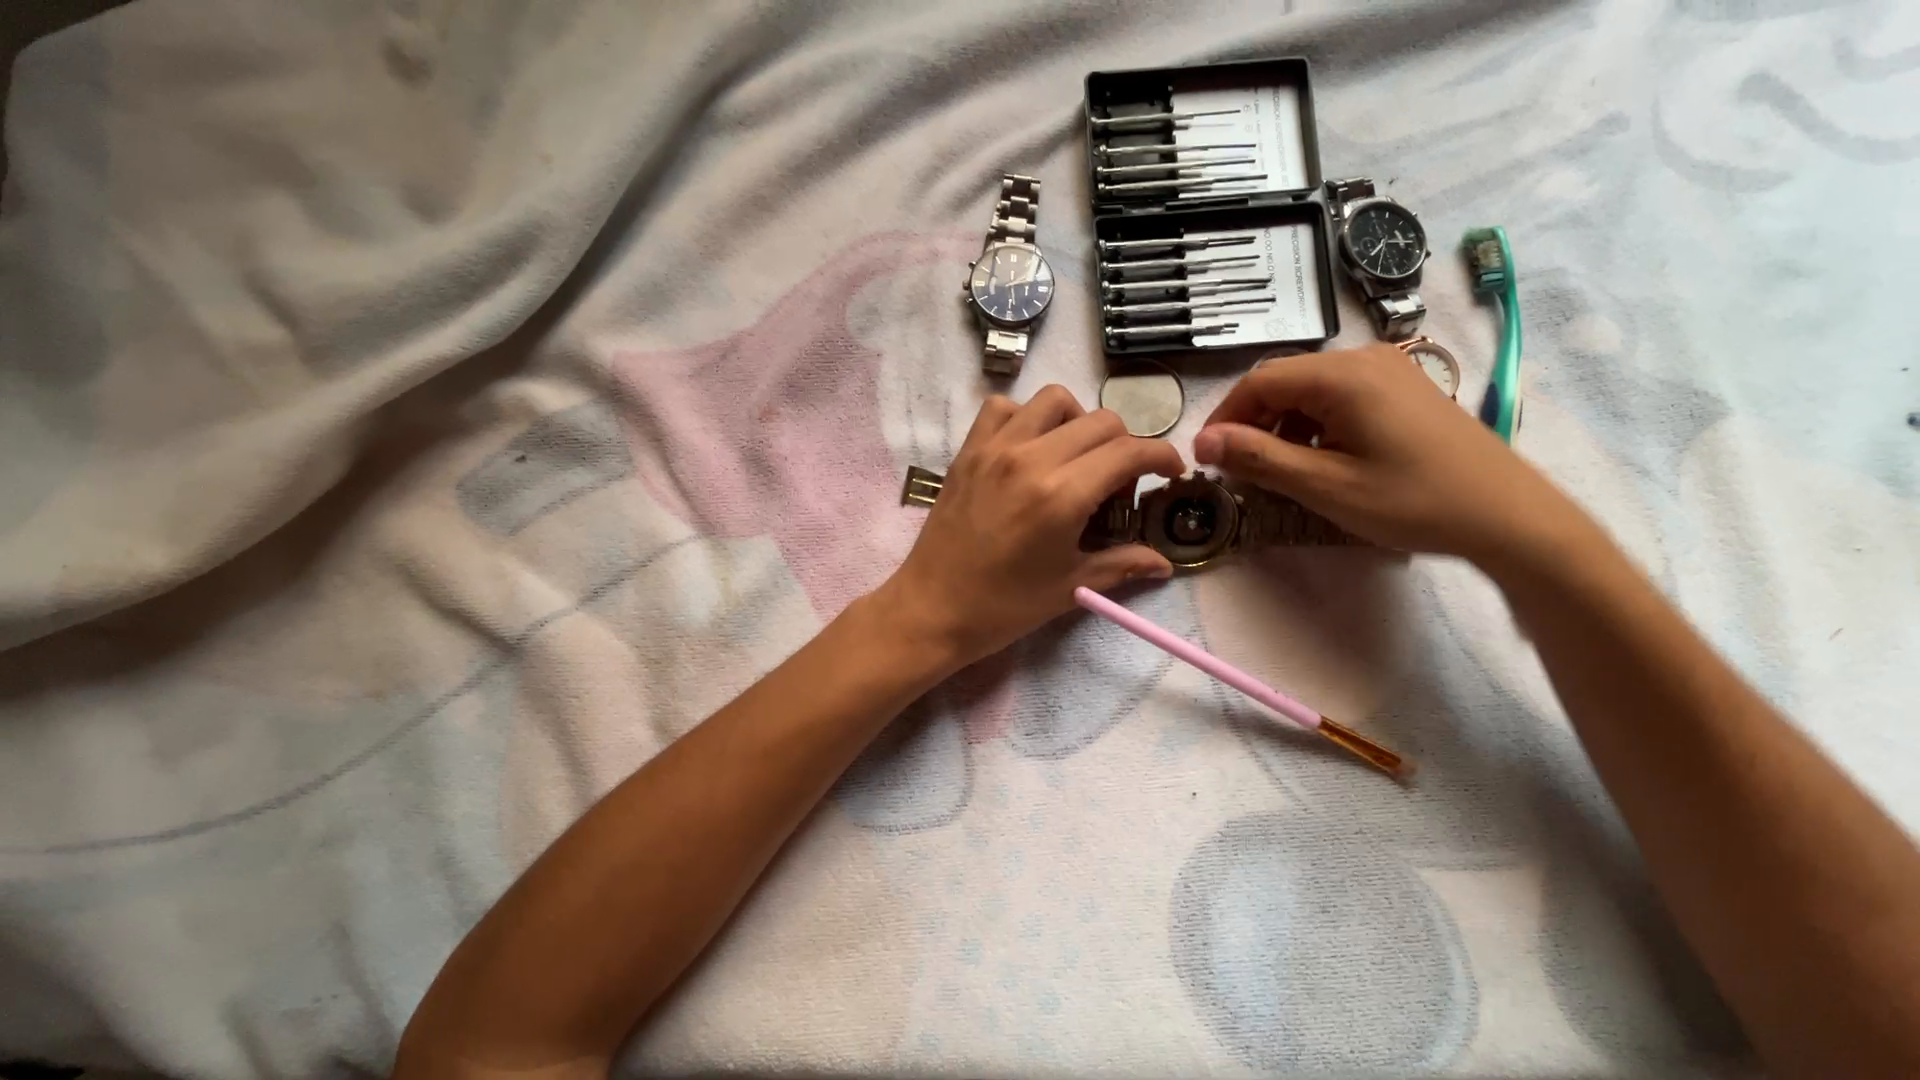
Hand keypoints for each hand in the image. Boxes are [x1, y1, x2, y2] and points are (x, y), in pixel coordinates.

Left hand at [878, 385, 1185, 665]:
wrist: (932, 609)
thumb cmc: (1004, 606)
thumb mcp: (1070, 586)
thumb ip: (1121, 564)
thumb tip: (1163, 563)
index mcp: (1062, 495)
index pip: (1129, 451)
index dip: (1161, 455)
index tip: (1170, 471)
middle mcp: (1031, 459)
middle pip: (1100, 420)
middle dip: (1125, 444)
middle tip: (1119, 482)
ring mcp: (995, 448)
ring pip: (1054, 400)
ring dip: (1078, 420)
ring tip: (1077, 456)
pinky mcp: (968, 451)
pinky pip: (1003, 407)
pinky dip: (1025, 416)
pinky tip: (1031, 447)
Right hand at [1192, 344, 1587, 561]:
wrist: (1508, 515)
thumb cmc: (1413, 501)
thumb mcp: (1326, 486)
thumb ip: (1260, 458)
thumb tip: (1203, 442)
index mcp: (1342, 375)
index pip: (1258, 381)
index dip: (1225, 418)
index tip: (1209, 459)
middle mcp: (1364, 359)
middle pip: (1285, 382)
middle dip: (1255, 424)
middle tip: (1243, 472)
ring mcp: (1390, 371)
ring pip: (1312, 391)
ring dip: (1285, 427)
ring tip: (1283, 473)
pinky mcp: (1406, 389)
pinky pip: (1342, 397)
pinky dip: (1317, 425)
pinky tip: (1325, 461)